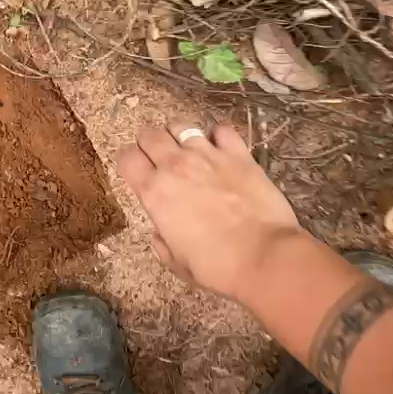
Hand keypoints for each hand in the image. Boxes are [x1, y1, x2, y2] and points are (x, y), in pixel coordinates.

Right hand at [115, 121, 306, 298]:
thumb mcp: (176, 262)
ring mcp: (207, 156)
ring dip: (178, 136)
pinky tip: (220, 149)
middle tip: (158, 157)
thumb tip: (161, 233)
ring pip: (180, 126)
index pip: (127, 157)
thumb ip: (162, 242)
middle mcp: (175, 166)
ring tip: (186, 149)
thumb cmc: (217, 267)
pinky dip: (217, 136)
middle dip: (149, 143)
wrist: (265, 257)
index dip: (129, 162)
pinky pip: (221, 130)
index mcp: (154, 192)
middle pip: (149, 134)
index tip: (136, 170)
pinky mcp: (238, 154)